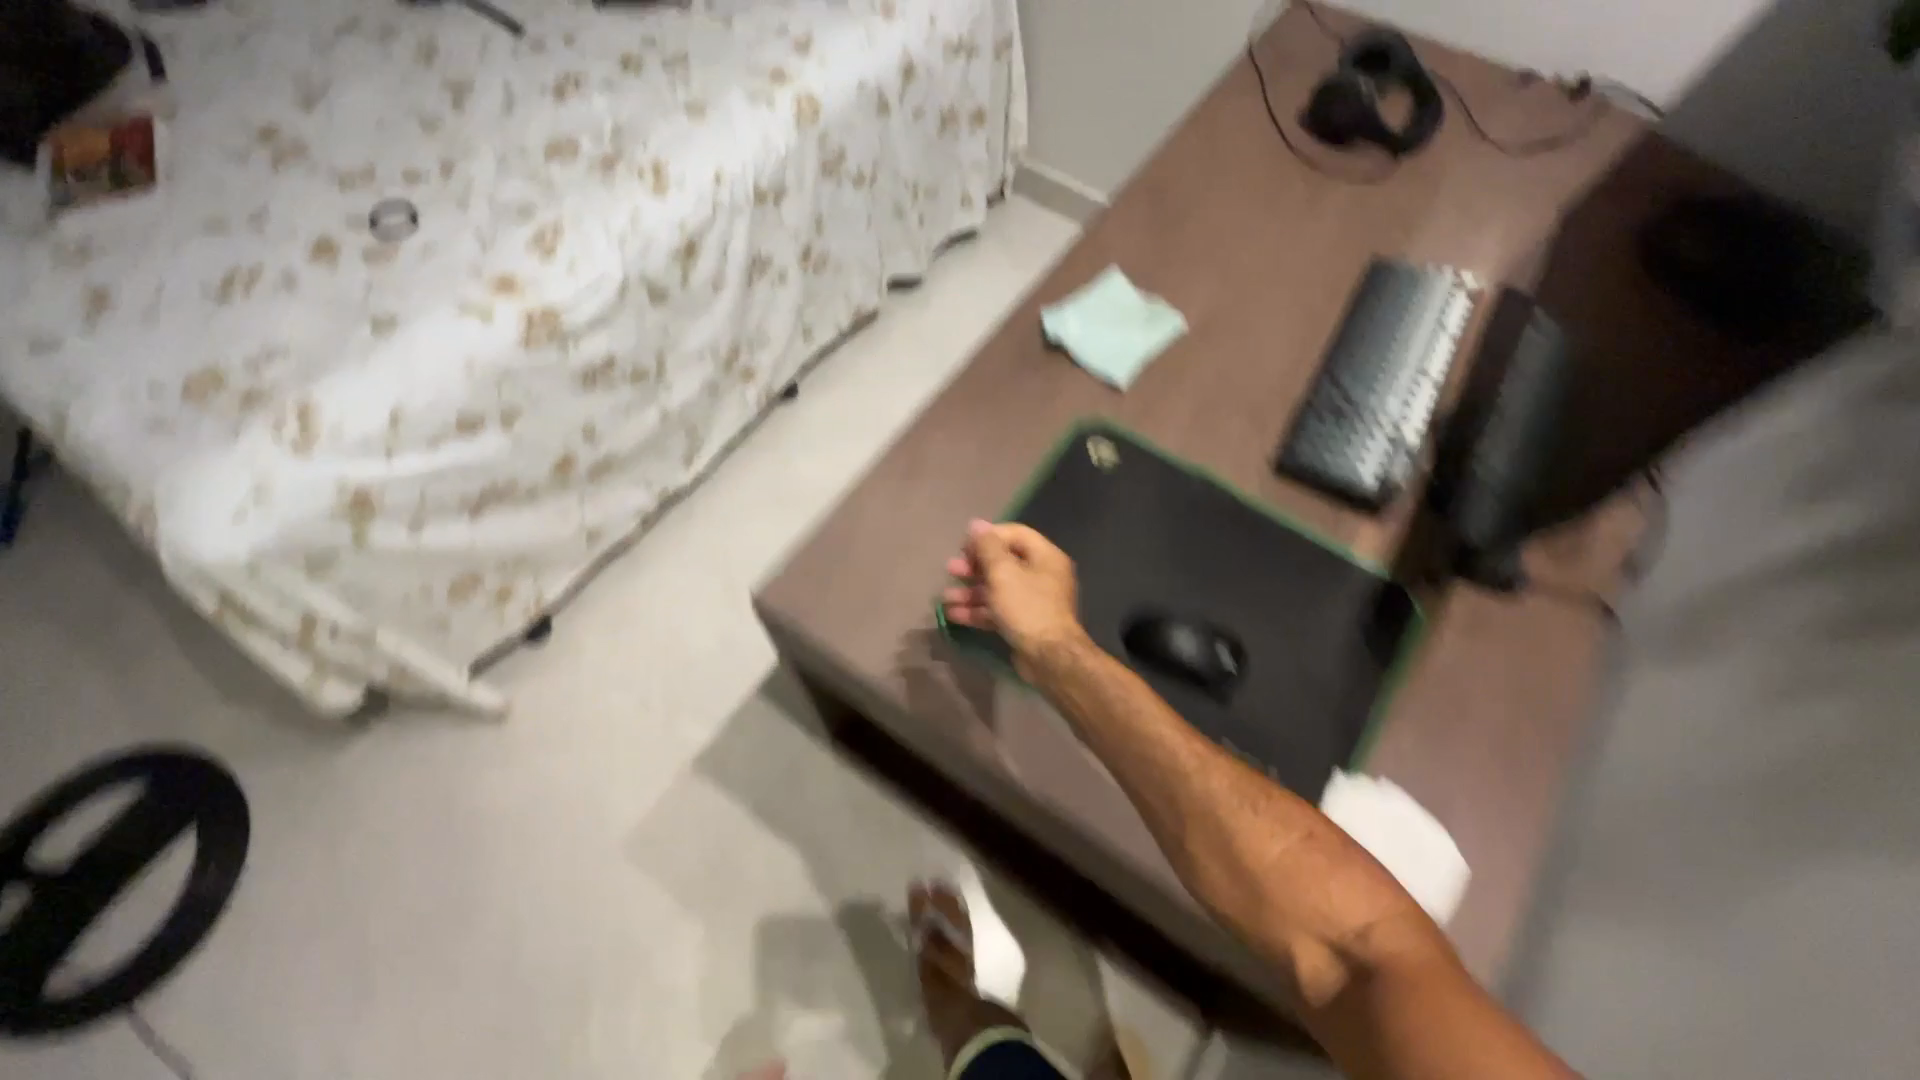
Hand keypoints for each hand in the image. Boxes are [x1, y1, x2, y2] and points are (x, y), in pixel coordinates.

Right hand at [943, 520, 1085, 671]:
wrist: (1049, 658)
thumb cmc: (1027, 608)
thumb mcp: (1003, 573)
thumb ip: (987, 547)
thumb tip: (975, 524)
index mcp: (1045, 556)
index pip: (1014, 534)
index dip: (987, 537)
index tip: (964, 547)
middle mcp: (1041, 575)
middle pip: (1003, 562)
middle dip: (974, 566)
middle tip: (951, 570)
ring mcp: (1033, 601)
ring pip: (997, 589)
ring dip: (971, 591)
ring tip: (945, 598)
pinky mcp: (1023, 623)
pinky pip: (998, 610)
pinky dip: (978, 611)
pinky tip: (954, 615)